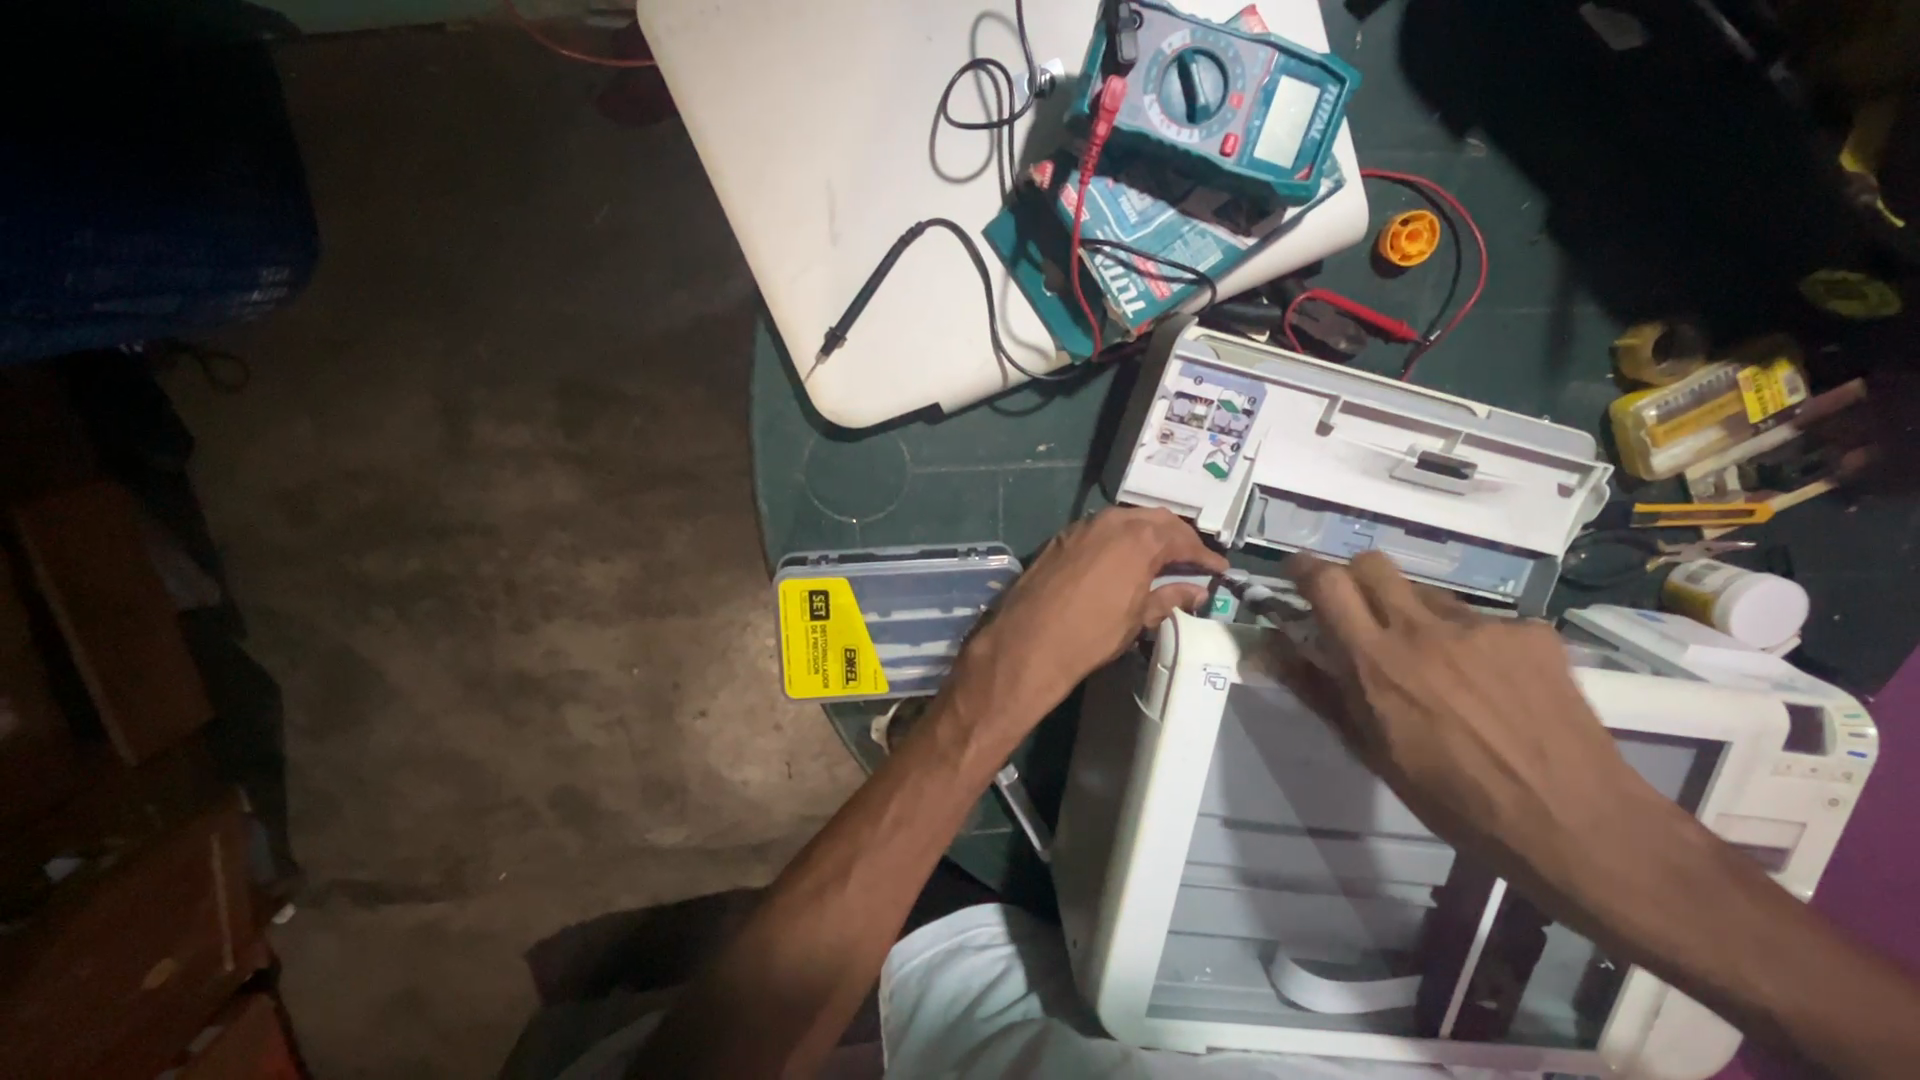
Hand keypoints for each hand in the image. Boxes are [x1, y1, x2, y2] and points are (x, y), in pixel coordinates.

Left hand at [949, 508, 1225, 733]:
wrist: (1029, 642)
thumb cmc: (1091, 634)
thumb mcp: (1138, 618)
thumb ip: (1169, 598)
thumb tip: (1195, 592)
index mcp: (1140, 538)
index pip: (1183, 539)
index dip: (1204, 556)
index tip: (1219, 570)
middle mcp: (1112, 522)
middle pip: (1156, 520)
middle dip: (1178, 538)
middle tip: (1192, 560)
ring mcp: (1083, 526)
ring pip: (1126, 520)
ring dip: (1148, 534)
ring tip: (1162, 558)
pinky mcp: (1061, 538)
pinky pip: (1101, 530)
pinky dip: (1120, 539)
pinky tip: (1125, 559)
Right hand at [1275, 552, 1661, 886]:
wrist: (1573, 820)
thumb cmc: (1454, 800)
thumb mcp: (1372, 752)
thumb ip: (1319, 691)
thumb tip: (1270, 648)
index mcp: (1376, 662)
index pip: (1327, 584)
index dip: (1304, 568)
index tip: (1296, 575)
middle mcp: (1423, 629)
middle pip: (1373, 565)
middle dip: (1354, 577)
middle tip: (1358, 611)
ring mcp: (1482, 626)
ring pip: (1429, 595)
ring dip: (1415, 615)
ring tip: (1439, 667)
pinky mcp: (1532, 632)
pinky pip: (1485, 622)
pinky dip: (1474, 644)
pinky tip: (1495, 687)